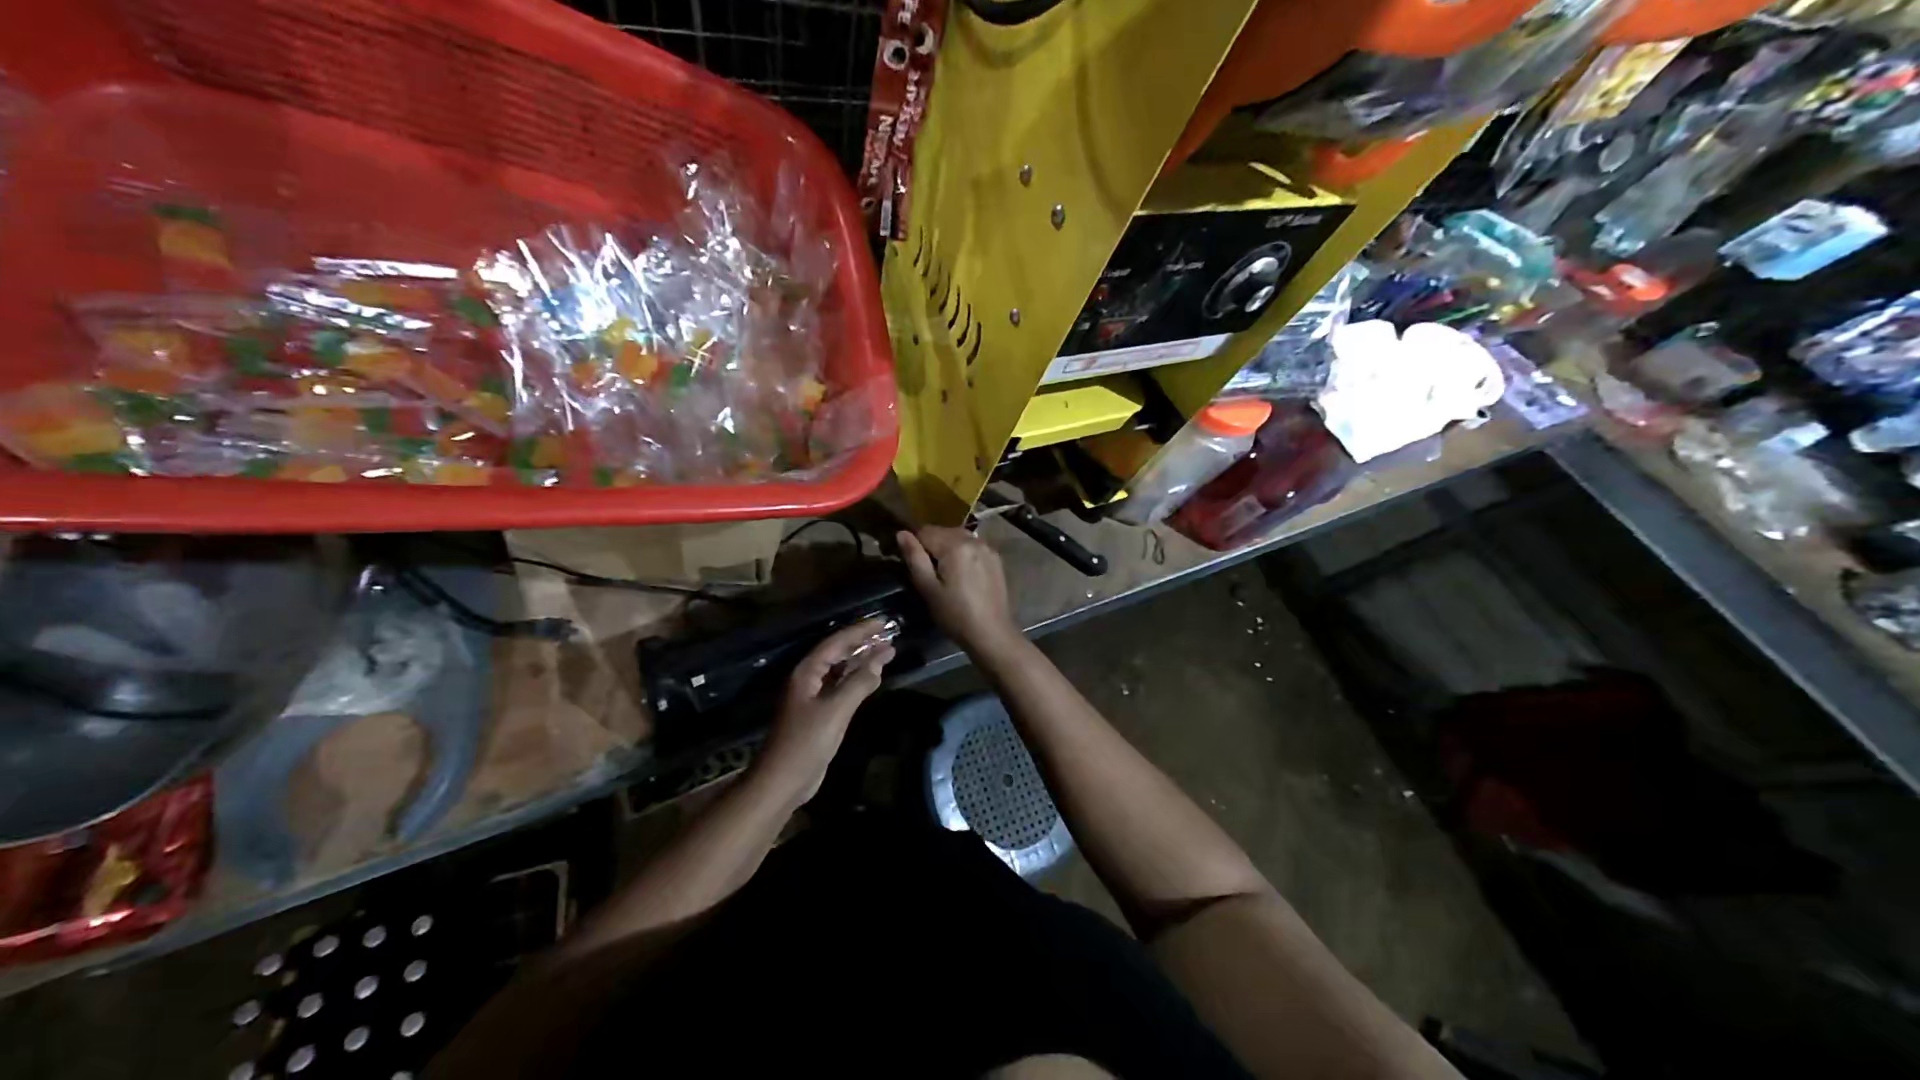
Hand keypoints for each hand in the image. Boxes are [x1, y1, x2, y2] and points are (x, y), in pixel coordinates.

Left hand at [754, 618, 894, 805]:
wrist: (783, 781)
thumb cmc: (806, 743)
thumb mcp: (835, 710)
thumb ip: (859, 684)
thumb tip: (880, 660)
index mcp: (807, 672)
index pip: (836, 642)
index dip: (860, 631)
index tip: (883, 621)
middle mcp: (808, 679)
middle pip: (838, 653)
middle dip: (863, 643)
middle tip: (889, 633)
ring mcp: (812, 697)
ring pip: (840, 670)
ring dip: (862, 660)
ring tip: (887, 651)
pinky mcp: (819, 713)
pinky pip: (841, 687)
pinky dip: (857, 679)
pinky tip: (872, 678)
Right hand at [897, 527, 1020, 655]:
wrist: (991, 633)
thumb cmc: (955, 614)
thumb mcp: (928, 588)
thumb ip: (914, 557)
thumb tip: (901, 533)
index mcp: (955, 545)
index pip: (925, 531)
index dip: (914, 544)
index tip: (912, 564)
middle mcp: (973, 540)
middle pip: (943, 531)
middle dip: (932, 545)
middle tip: (928, 572)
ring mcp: (988, 548)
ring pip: (958, 537)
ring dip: (948, 548)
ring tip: (945, 573)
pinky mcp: (996, 558)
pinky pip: (973, 546)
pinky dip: (963, 552)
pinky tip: (962, 574)